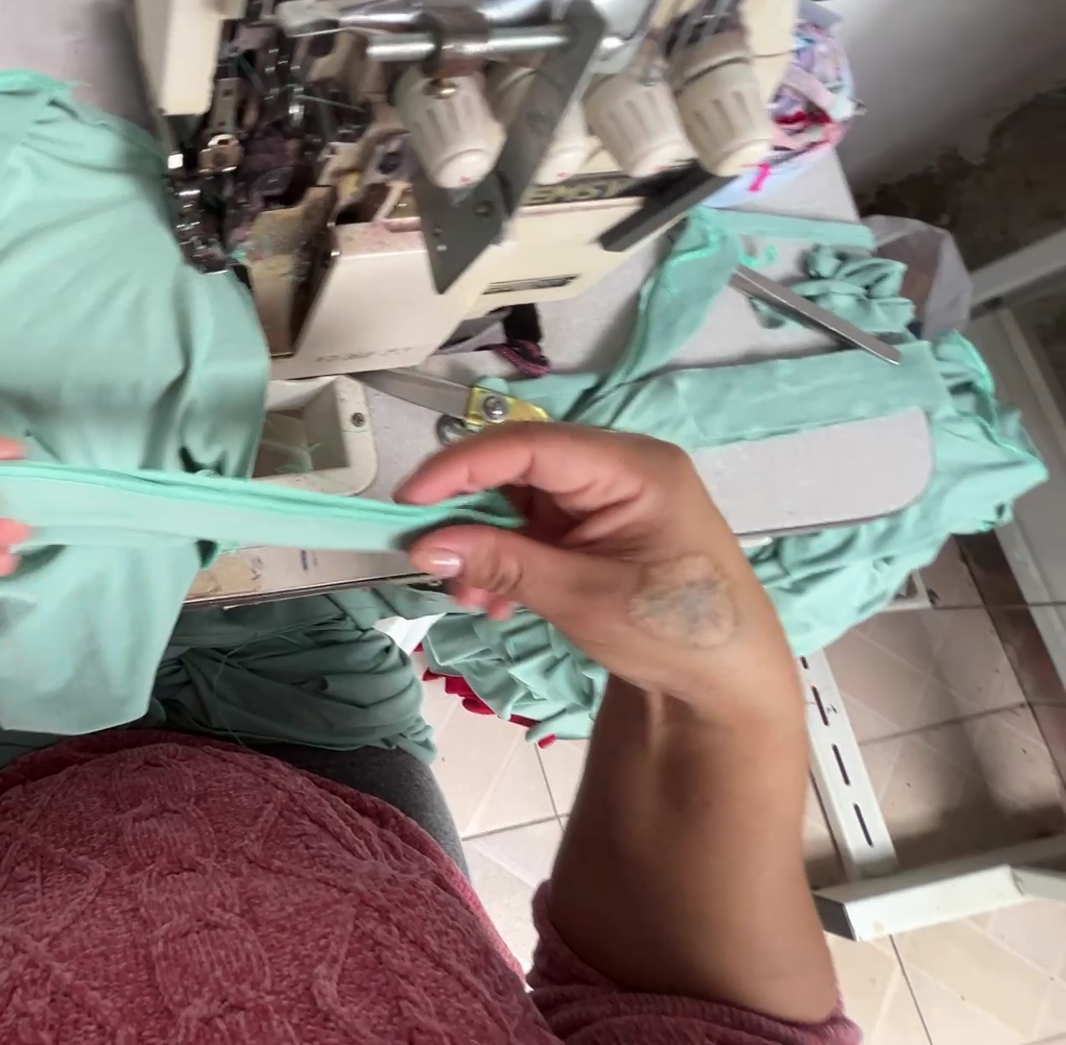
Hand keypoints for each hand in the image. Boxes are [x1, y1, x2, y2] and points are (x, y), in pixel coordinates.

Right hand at [397, 424, 793, 705]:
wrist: (722, 685)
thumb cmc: (675, 634)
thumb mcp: (583, 598)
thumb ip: (501, 564)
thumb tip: (421, 547)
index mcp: (631, 468)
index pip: (527, 445)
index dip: (459, 466)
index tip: (407, 500)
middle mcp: (610, 469)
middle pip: (511, 467)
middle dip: (464, 511)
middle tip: (425, 550)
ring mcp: (593, 498)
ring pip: (506, 500)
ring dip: (476, 543)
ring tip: (468, 594)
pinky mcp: (580, 525)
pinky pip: (517, 527)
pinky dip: (493, 559)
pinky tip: (491, 599)